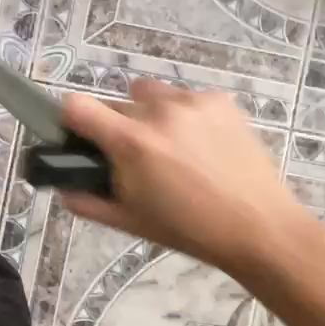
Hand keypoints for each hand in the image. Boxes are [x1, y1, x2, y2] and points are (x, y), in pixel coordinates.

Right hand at [59, 79, 312, 273]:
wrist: (262, 229)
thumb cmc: (190, 230)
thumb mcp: (131, 222)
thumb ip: (88, 202)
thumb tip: (62, 188)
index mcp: (132, 143)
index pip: (77, 105)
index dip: (72, 118)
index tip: (82, 135)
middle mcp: (158, 112)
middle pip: (115, 103)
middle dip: (118, 126)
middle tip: (138, 157)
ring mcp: (191, 102)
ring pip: (149, 95)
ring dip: (149, 114)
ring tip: (173, 147)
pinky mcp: (219, 99)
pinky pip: (184, 97)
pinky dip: (184, 115)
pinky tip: (202, 143)